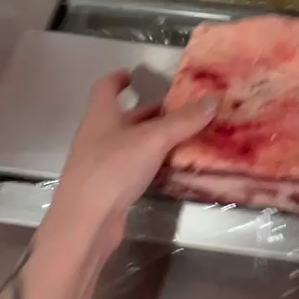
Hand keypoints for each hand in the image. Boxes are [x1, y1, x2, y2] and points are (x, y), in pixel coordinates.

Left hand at [44, 70, 216, 261]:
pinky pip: (133, 167)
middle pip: (125, 116)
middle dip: (151, 111)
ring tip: (185, 136)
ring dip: (155, 138)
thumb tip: (213, 101)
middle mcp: (98, 136)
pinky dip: (152, 163)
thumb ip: (183, 121)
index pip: (105, 87)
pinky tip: (172, 167)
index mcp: (101, 115)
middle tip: (181, 109)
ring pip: (131, 143)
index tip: (136, 74)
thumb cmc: (113, 169)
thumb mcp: (153, 139)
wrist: (85, 223)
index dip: (119, 79)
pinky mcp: (109, 188)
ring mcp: (101, 164)